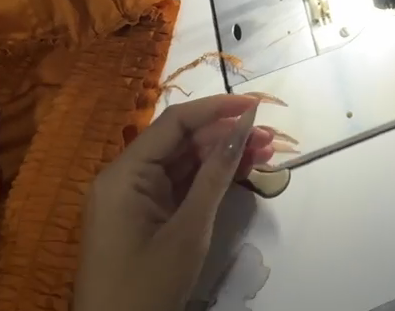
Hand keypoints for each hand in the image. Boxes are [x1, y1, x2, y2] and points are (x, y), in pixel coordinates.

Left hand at [74, 95, 277, 310]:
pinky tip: (244, 171)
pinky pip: (181, 185)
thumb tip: (244, 126)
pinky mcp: (145, 218)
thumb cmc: (146, 289)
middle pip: (182, 141)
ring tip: (266, 153)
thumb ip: (216, 174)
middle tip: (270, 138)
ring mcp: (134, 199)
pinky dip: (211, 179)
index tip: (255, 105)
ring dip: (225, 156)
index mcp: (124, 174)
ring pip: (185, 162)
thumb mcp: (188, 230)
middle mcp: (125, 178)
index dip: (217, 109)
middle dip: (227, 135)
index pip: (175, 123)